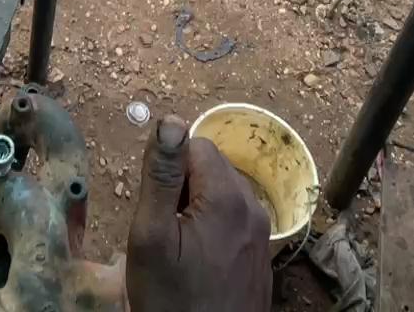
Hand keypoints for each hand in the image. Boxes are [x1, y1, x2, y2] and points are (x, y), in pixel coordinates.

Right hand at [125, 115, 271, 311]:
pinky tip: (198, 262)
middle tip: (167, 229)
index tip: (159, 206)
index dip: (169, 170)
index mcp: (229, 197)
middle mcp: (254, 208)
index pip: (194, 143)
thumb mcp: (151, 235)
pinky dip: (212, 227)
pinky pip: (233, 219)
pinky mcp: (261, 256)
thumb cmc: (172, 300)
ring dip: (197, 206)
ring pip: (221, 191)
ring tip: (180, 247)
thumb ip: (161, 174)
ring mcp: (262, 234)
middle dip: (183, 186)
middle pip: (210, 166)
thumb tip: (170, 120)